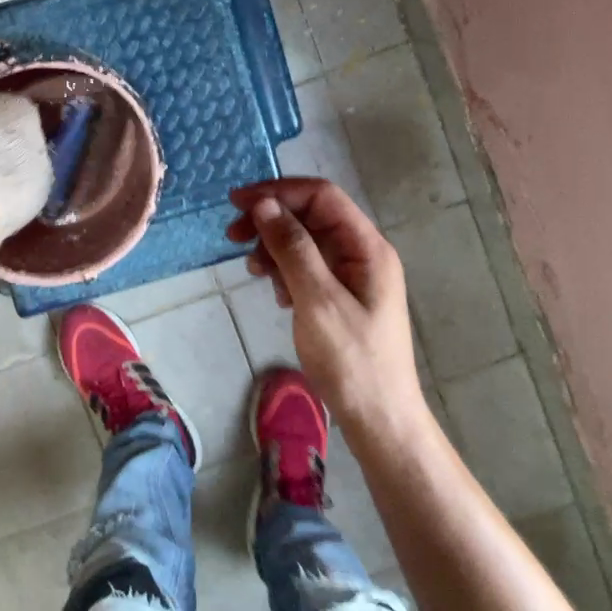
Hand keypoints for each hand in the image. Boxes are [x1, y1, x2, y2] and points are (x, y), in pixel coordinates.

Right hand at [228, 178, 426, 433]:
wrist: (379, 420)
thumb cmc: (352, 360)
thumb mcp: (317, 300)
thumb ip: (292, 248)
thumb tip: (264, 204)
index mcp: (367, 247)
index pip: (321, 196)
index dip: (278, 192)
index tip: (237, 203)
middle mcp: (362, 253)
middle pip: (311, 216)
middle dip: (271, 220)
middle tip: (232, 236)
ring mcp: (352, 276)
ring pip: (305, 241)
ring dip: (274, 247)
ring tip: (253, 271)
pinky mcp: (340, 297)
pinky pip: (306, 267)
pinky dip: (284, 271)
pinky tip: (275, 293)